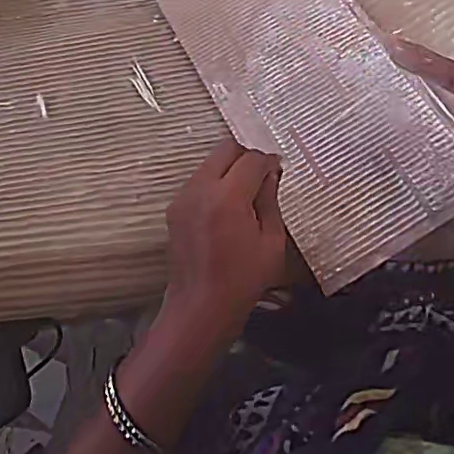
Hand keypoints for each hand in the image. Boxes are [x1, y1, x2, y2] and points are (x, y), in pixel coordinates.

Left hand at [163, 137, 287, 329]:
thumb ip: (270, 200)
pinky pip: (198, 180)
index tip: (278, 167)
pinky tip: (227, 204)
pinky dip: (215, 181)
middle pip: (226, 149)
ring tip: (246, 189)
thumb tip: (271, 173)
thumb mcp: (271, 241)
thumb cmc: (243, 279)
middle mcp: (201, 188)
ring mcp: (184, 195)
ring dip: (229, 166)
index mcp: (228, 197)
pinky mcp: (175, 206)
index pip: (251, 158)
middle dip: (247, 154)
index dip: (268, 160)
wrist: (200, 304)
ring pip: (210, 161)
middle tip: (263, 172)